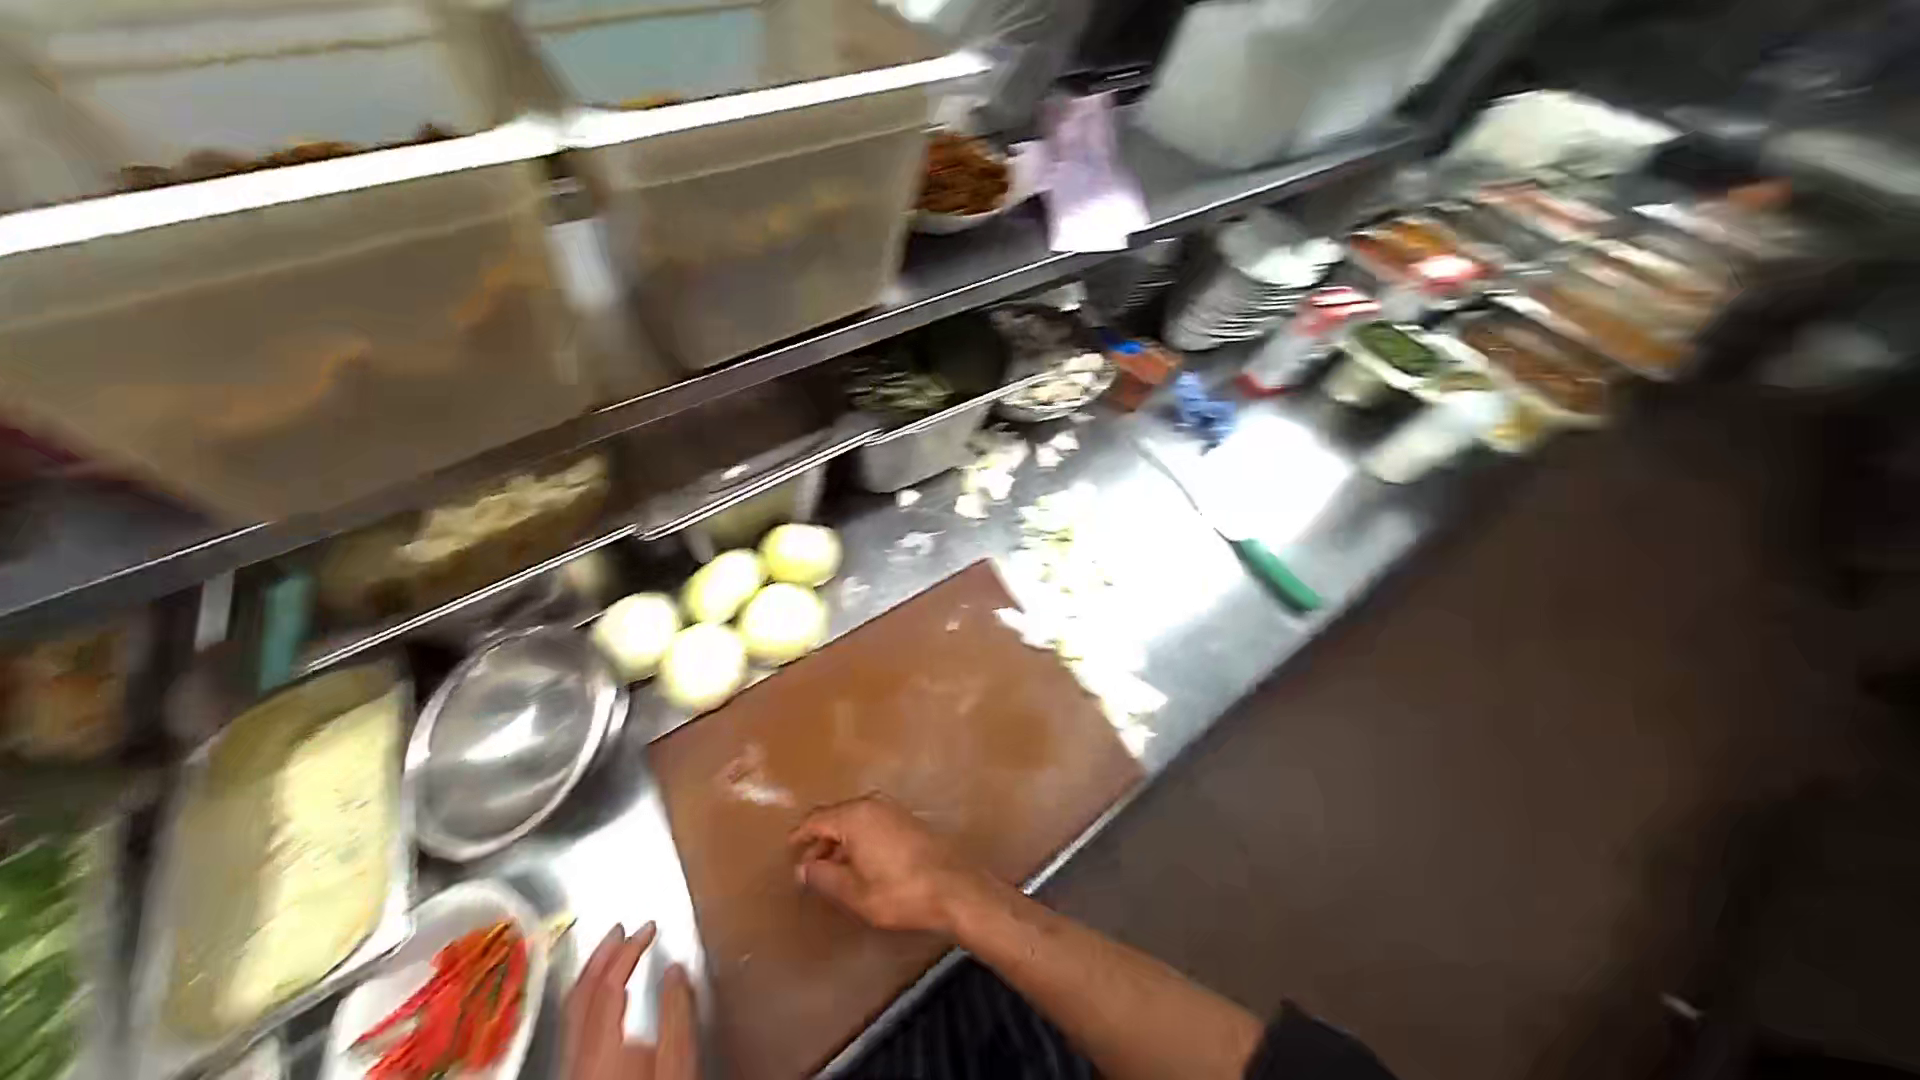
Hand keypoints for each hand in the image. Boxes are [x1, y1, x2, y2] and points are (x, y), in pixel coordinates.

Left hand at [565, 922, 697, 1079]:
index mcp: (603, 1047)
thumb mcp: (679, 1062)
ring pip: (572, 1011)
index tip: (649, 926)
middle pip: (580, 995)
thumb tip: (675, 967)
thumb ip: (677, 1012)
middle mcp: (577, 1057)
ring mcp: (572, 1070)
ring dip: (593, 974)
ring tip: (613, 950)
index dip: (629, 949)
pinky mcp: (576, 1078)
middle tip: (623, 927)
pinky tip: (605, 994)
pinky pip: (574, 1026)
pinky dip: (590, 997)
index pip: (608, 983)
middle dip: (602, 955)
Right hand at [789, 794, 1006, 937]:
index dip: (799, 837)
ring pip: (854, 819)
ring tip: (831, 871)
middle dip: (819, 841)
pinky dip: (858, 839)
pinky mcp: (906, 819)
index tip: (788, 852)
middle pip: (835, 816)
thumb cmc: (900, 892)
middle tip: (808, 869)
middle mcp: (872, 804)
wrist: (953, 887)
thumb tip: (803, 868)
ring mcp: (892, 809)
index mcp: (855, 816)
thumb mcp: (854, 892)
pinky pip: (871, 822)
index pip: (815, 820)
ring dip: (839, 841)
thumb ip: (823, 877)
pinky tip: (858, 864)